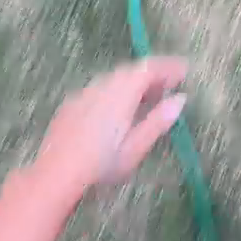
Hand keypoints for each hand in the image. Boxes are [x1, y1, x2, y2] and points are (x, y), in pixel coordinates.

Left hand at [34, 57, 188, 196]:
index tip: (185, 69)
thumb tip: (180, 99)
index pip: (150, 68)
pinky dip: (117, 90)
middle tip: (170, 84)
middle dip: (153, 73)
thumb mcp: (136, 147)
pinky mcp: (72, 104)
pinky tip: (118, 108)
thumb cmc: (102, 164)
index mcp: (122, 92)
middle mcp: (104, 85)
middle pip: (132, 70)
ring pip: (115, 78)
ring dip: (135, 81)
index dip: (169, 66)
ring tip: (148, 96)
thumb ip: (159, 120)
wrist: (55, 174)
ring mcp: (85, 93)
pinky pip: (101, 88)